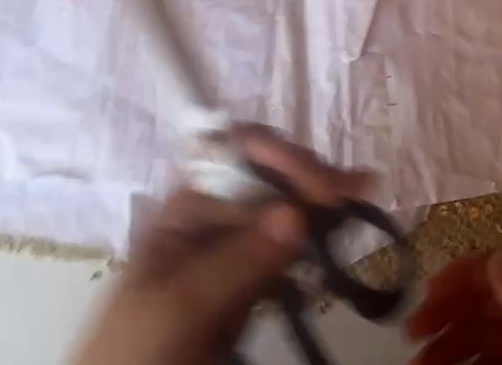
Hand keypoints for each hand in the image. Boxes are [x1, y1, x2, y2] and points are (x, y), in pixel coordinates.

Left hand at [70, 125, 375, 364]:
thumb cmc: (139, 352)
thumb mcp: (178, 308)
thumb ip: (235, 262)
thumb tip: (297, 213)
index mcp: (185, 207)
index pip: (238, 157)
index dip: (283, 159)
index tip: (325, 185)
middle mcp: (213, 217)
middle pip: (270, 176)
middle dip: (312, 176)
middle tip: (360, 188)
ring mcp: (233, 251)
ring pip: (286, 208)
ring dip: (322, 199)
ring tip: (363, 195)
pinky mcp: (250, 284)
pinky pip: (289, 248)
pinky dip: (318, 234)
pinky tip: (341, 229)